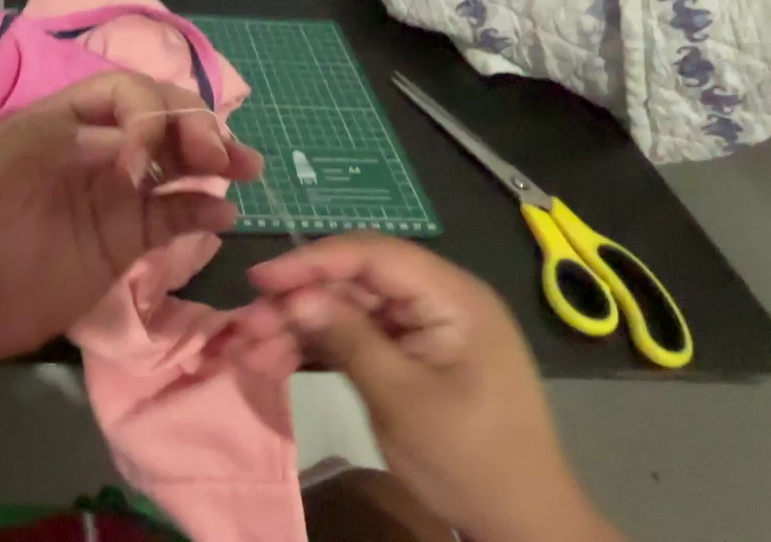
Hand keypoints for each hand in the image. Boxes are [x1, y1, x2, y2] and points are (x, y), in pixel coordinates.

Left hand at [0, 72, 264, 362]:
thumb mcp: (0, 167)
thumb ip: (63, 140)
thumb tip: (132, 139)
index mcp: (65, 119)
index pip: (126, 93)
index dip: (147, 113)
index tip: (142, 160)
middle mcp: (98, 148)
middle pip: (160, 119)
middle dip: (195, 126)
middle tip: (219, 155)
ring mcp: (115, 194)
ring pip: (176, 163)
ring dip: (212, 159)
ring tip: (245, 168)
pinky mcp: (126, 239)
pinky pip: (174, 216)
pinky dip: (201, 211)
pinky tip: (222, 216)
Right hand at [232, 233, 621, 541]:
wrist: (523, 529)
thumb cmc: (472, 462)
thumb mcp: (404, 401)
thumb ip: (349, 339)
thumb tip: (295, 296)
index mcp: (451, 296)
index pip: (371, 255)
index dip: (311, 261)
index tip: (259, 279)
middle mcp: (435, 299)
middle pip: (351, 282)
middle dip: (296, 302)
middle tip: (246, 328)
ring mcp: (420, 327)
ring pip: (344, 310)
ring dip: (298, 329)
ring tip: (250, 353)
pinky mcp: (407, 353)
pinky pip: (353, 337)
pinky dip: (316, 349)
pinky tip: (275, 363)